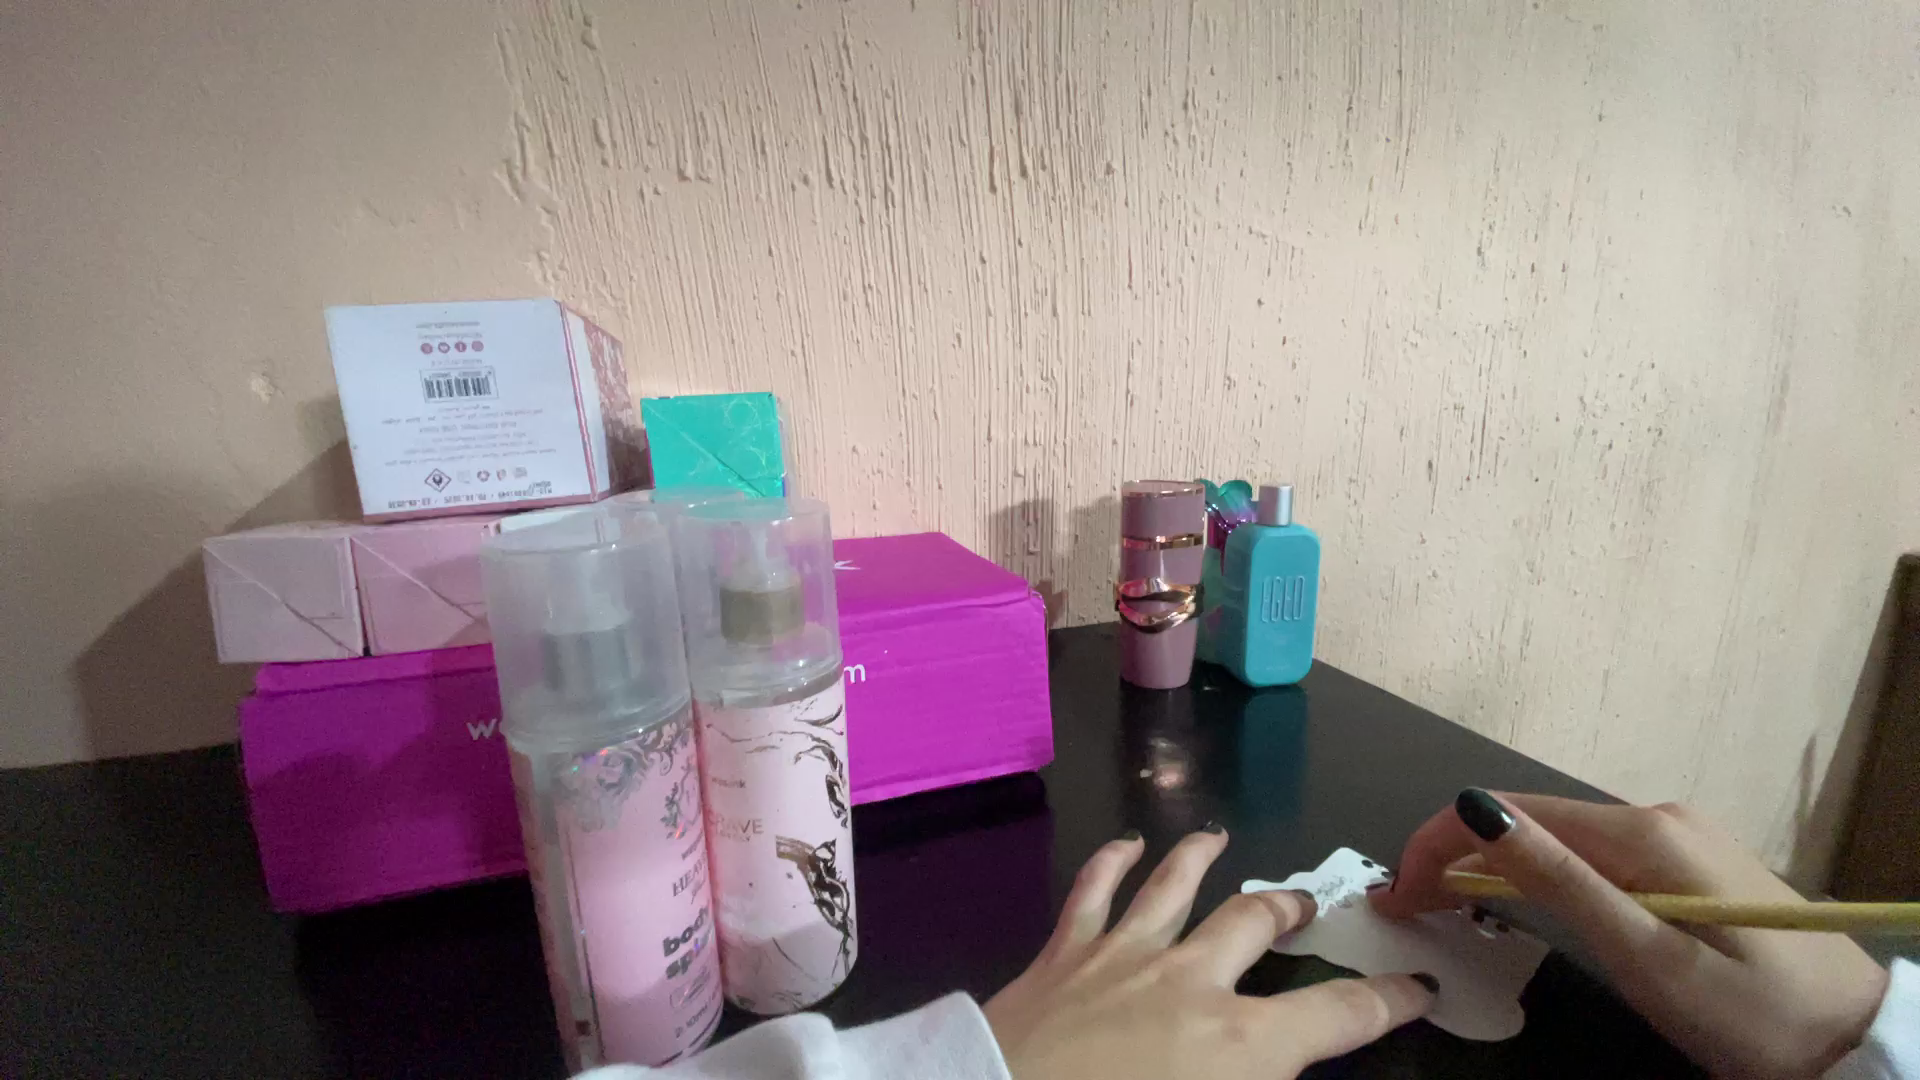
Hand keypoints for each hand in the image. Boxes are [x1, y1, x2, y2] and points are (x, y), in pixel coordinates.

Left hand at [983, 826, 1435, 1079]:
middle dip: (1288, 907)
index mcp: (1239, 1044)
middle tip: (1303, 902)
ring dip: (1200, 856)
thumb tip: (1275, 1070)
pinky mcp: (1070, 943)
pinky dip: (1111, 858)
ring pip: (1173, 883)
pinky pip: (1094, 886)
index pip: (1336, 1017)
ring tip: (1218, 837)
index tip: (1415, 984)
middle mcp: (1190, 978)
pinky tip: (1126, 842)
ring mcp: (1125, 950)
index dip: (1385, 1002)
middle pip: (1252, 922)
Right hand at [1373, 790, 1889, 1078]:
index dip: (1436, 843)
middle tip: (1412, 907)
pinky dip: (1530, 874)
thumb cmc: (1759, 1020)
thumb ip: (1558, 879)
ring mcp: (1666, 836)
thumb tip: (1471, 806)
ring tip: (1447, 907)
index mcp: (1639, 831)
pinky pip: (1580, 855)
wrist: (1879, 1060)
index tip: (1401, 891)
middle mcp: (1647, 816)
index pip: (1500, 810)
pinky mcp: (1679, 862)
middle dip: (1453, 857)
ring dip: (1486, 866)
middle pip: (1518, 820)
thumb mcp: (1650, 958)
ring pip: (1545, 837)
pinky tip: (1513, 900)